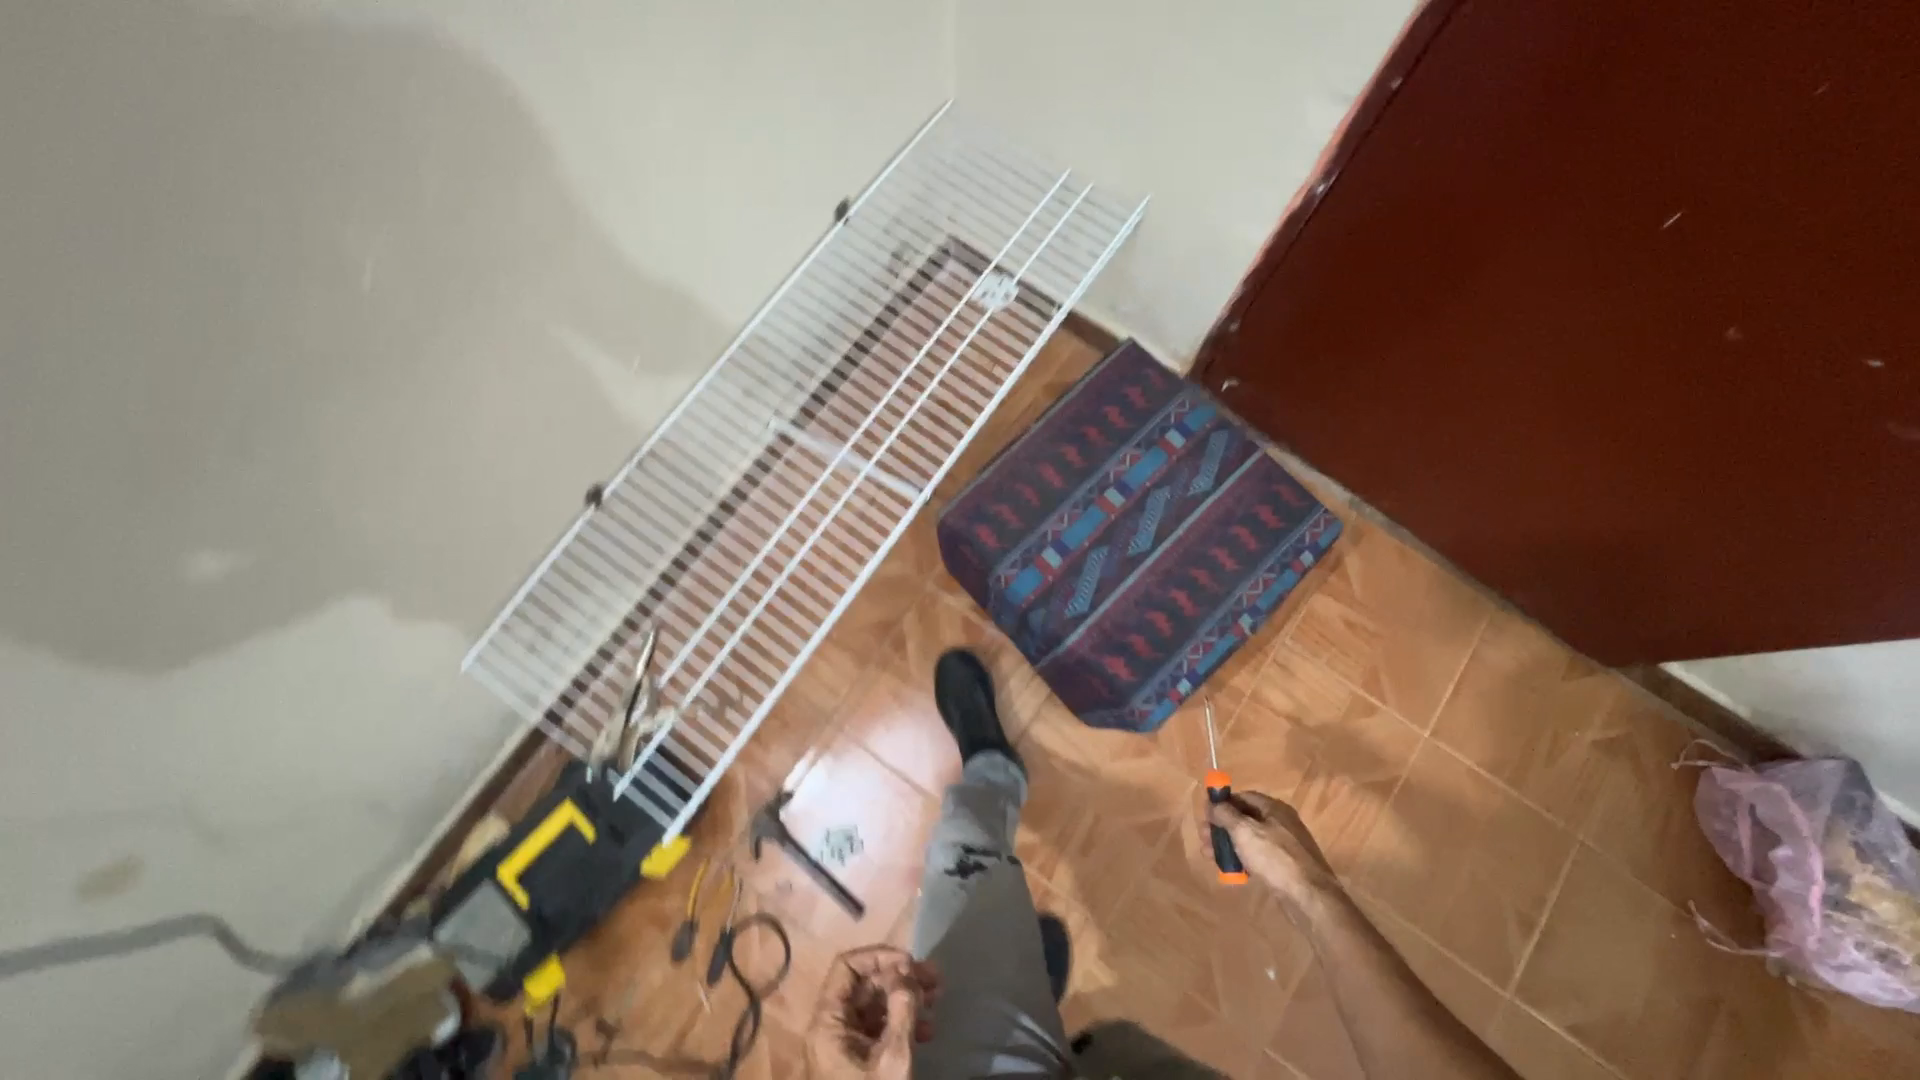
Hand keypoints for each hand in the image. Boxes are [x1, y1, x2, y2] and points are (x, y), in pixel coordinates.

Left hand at [805, 946, 939, 1078]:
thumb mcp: (891, 1059)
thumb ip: (901, 1012)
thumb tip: (907, 972)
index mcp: (827, 1022)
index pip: (846, 967)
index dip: (879, 957)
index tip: (911, 962)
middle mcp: (831, 1027)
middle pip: (864, 985)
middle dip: (901, 977)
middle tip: (936, 978)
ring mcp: (845, 1044)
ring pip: (875, 1005)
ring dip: (908, 997)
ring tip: (938, 997)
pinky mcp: (858, 1060)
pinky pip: (879, 1028)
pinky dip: (903, 1022)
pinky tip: (928, 1030)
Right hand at [1208, 790, 1338, 909]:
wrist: (1310, 897)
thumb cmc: (1275, 858)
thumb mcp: (1244, 831)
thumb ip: (1225, 813)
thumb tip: (1212, 802)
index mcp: (1273, 808)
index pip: (1242, 796)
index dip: (1222, 804)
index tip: (1205, 817)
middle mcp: (1281, 822)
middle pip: (1244, 818)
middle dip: (1221, 828)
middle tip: (1204, 841)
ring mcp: (1285, 845)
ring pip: (1250, 839)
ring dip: (1228, 845)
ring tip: (1211, 858)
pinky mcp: (1286, 866)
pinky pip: (1259, 856)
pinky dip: (1243, 859)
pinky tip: (1233, 871)